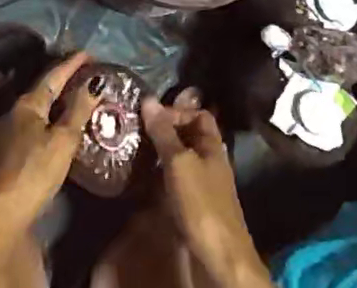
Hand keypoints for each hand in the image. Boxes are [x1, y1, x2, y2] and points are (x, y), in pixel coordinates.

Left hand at [0, 51, 102, 226]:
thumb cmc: (33, 173)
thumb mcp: (63, 141)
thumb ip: (78, 110)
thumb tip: (94, 82)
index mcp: (28, 105)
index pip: (54, 76)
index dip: (72, 64)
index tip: (89, 53)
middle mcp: (11, 113)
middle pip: (41, 91)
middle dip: (62, 82)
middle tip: (82, 75)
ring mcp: (1, 136)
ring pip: (32, 111)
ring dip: (52, 103)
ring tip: (70, 101)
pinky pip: (26, 128)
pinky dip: (42, 122)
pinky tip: (48, 129)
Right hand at [142, 89, 271, 287]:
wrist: (219, 257)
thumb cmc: (201, 202)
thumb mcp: (179, 162)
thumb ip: (164, 133)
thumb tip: (148, 99)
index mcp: (213, 145)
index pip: (199, 115)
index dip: (177, 111)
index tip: (151, 116)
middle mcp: (211, 161)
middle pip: (190, 137)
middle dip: (166, 132)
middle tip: (138, 133)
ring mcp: (204, 186)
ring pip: (182, 161)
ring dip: (161, 156)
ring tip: (136, 154)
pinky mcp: (195, 208)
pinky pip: (177, 184)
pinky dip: (162, 179)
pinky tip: (145, 183)